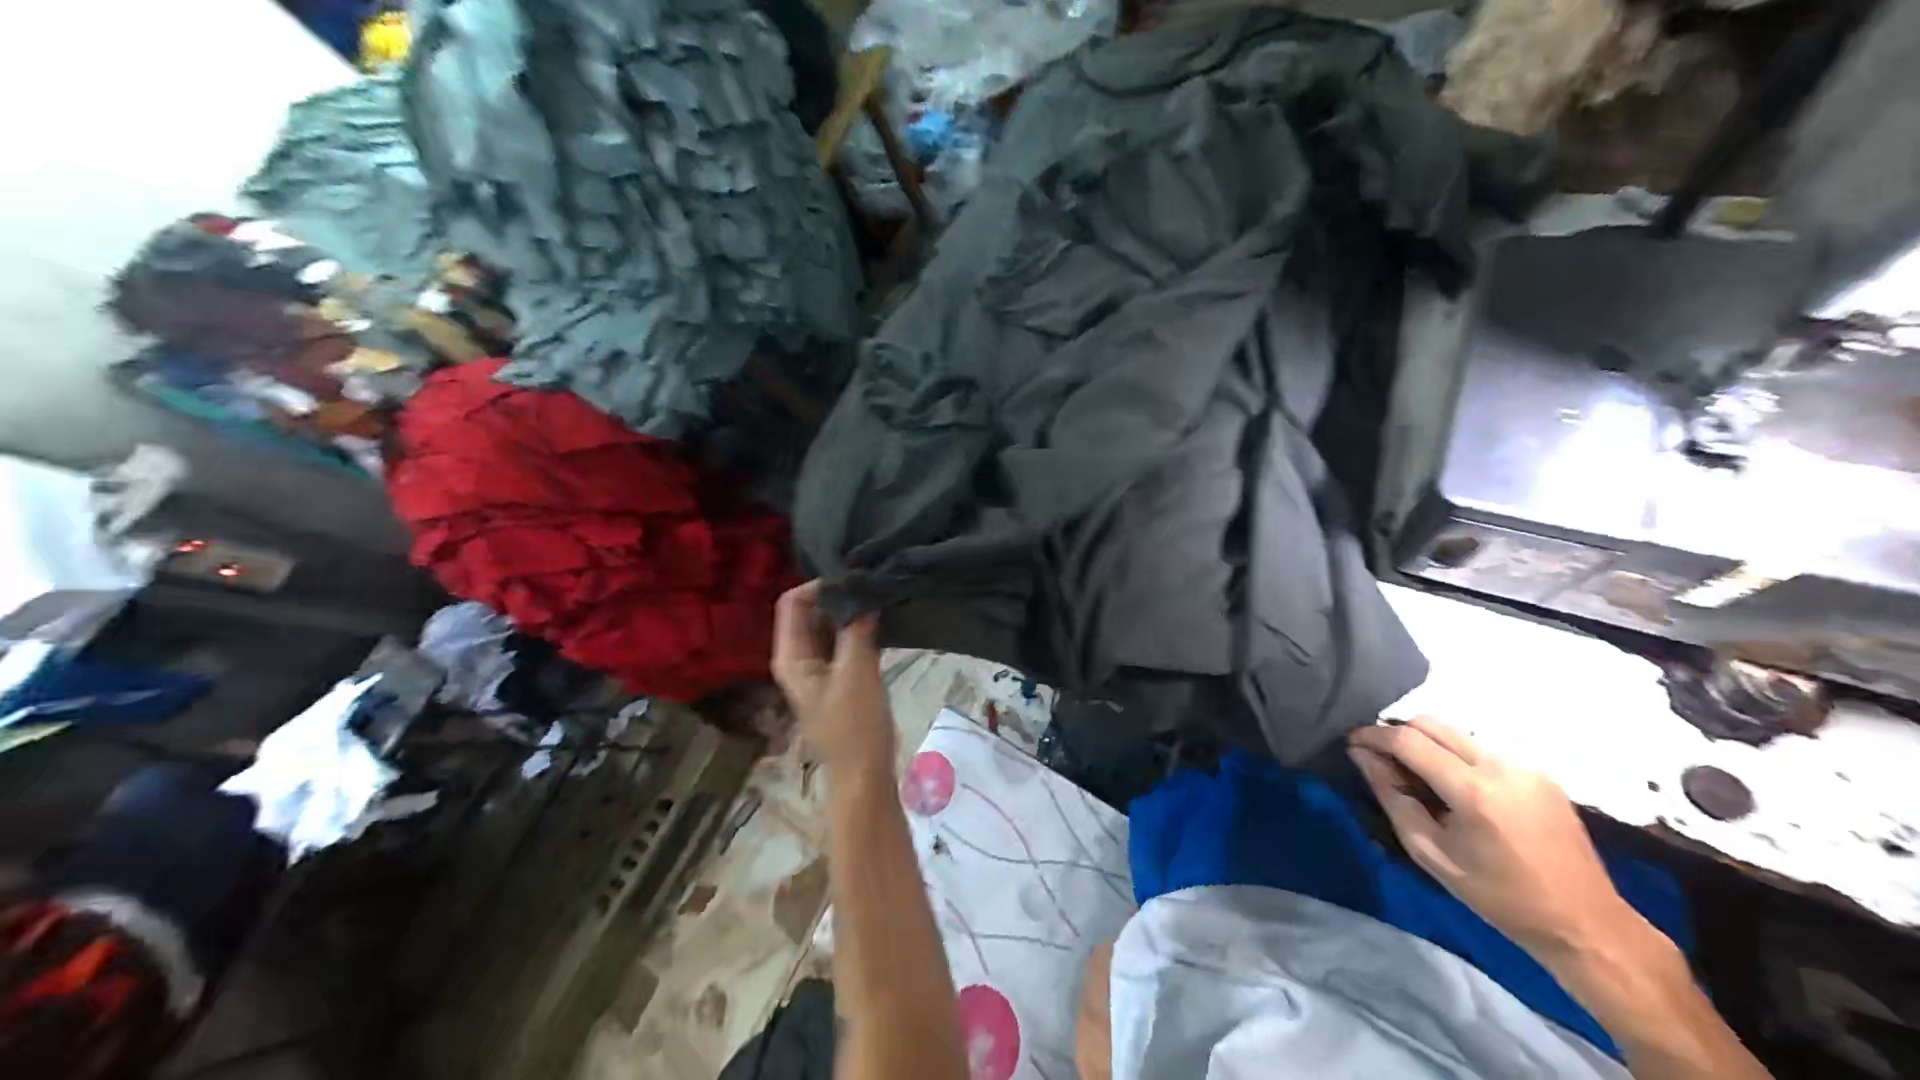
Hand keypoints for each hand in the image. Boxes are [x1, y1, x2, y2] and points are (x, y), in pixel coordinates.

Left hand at [771, 581, 895, 773]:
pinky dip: (860, 629)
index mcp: (791, 657)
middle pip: (811, 612)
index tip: (851, 580)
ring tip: (879, 596)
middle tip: (870, 584)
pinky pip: (846, 641)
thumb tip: (863, 595)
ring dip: (851, 612)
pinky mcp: (842, 675)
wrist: (866, 773)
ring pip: (830, 625)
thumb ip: (857, 631)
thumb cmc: (855, 727)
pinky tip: (883, 619)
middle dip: (838, 596)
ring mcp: (821, 667)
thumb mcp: (857, 674)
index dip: (817, 586)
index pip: (791, 603)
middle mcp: (800, 658)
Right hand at [1348, 716, 1637, 962]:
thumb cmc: (1499, 898)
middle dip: (1396, 733)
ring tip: (1413, 774)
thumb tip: (1362, 757)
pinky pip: (1482, 750)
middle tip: (1377, 756)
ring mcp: (1525, 767)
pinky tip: (1453, 788)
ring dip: (1426, 744)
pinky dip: (1455, 757)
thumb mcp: (1430, 853)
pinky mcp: (1540, 774)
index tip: (1350, 742)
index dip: (1372, 736)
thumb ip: (1392, 798)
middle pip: (1432, 724)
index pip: (1408, 740)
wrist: (1585, 924)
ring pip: (1457, 734)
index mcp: (1473, 790)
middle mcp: (1501, 766)